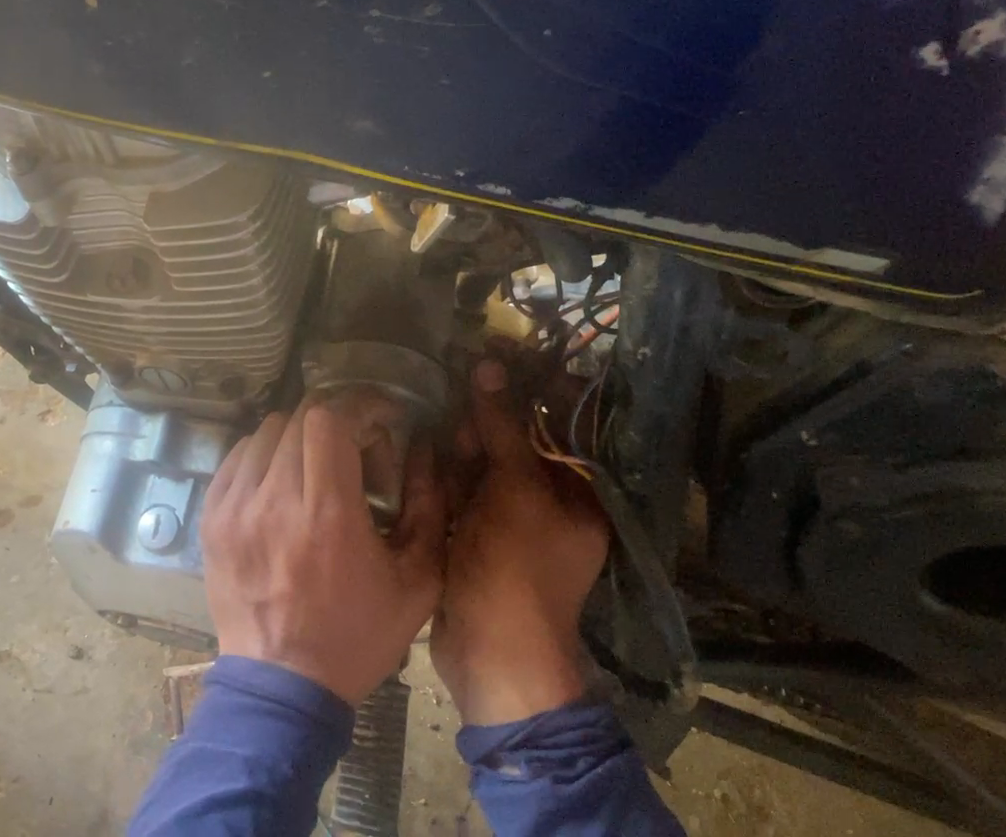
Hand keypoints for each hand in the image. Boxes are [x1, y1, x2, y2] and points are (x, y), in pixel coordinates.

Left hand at [202, 394, 446, 705]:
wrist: (282, 684)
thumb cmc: (356, 635)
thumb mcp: (417, 582)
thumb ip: (429, 508)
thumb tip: (424, 449)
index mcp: (327, 514)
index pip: (329, 418)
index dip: (359, 409)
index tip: (379, 426)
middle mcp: (273, 500)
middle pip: (297, 419)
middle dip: (333, 425)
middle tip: (352, 457)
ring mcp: (234, 507)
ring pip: (263, 432)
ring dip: (296, 439)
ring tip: (314, 471)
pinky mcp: (210, 518)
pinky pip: (235, 458)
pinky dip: (262, 457)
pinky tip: (280, 485)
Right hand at [431, 359, 610, 725]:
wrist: (490, 652)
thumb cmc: (515, 566)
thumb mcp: (514, 490)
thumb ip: (502, 427)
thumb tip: (489, 365)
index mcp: (580, 492)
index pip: (563, 422)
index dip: (535, 386)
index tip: (500, 352)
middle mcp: (550, 502)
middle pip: (520, 441)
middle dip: (490, 414)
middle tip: (460, 385)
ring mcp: (511, 519)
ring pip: (487, 464)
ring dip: (464, 439)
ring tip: (438, 414)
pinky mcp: (477, 533)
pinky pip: (465, 491)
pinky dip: (448, 470)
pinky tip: (425, 447)